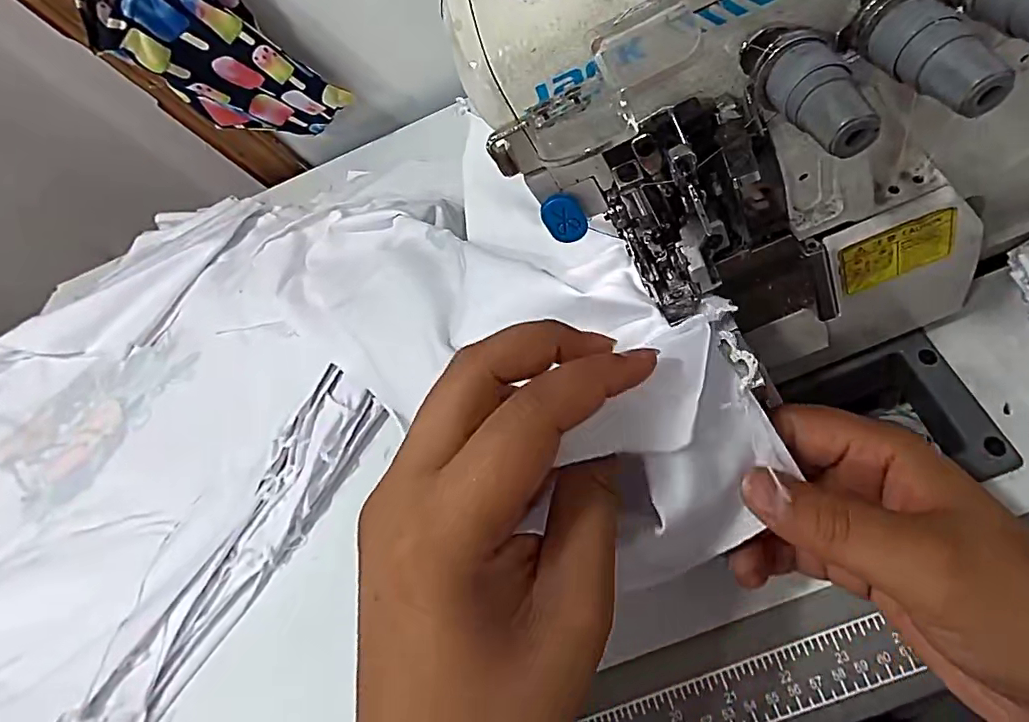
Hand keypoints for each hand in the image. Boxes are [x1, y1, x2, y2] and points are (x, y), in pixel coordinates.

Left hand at [357, 321, 657, 721]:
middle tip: (602, 351)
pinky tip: (546, 420)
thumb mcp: (571, 615)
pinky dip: (503, 404)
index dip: (589, 380)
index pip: (523, 416)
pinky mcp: (400, 507)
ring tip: (583, 375)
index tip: (636, 366)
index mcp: (440, 528)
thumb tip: (599, 447)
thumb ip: (591, 512)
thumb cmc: (493, 716)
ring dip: (521, 367)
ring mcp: (392, 498)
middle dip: (542, 343)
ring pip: (457, 389)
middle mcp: (401, 497)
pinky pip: (453, 426)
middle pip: (471, 373)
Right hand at [731, 407, 1028, 721]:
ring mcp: (874, 528)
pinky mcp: (873, 568)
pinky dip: (782, 556)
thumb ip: (834, 520)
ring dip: (764, 527)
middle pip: (796, 467)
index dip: (761, 438)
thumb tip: (762, 483)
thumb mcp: (919, 559)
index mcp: (892, 457)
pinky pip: (812, 549)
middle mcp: (877, 484)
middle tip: (717, 512)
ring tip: (736, 552)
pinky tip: (760, 568)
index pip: (808, 427)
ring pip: (799, 511)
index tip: (719, 460)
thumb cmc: (1026, 610)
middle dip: (755, 488)